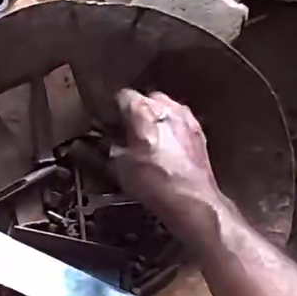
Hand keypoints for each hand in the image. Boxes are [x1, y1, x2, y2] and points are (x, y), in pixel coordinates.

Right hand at [111, 89, 227, 220]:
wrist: (191, 199)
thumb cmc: (153, 181)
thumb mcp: (118, 166)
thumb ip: (106, 148)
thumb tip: (97, 143)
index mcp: (143, 110)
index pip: (122, 96)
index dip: (111, 109)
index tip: (106, 122)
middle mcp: (167, 107)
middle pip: (146, 99)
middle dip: (135, 112)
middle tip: (124, 131)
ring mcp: (186, 118)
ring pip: (165, 109)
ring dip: (154, 119)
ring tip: (146, 139)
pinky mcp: (199, 133)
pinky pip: (179, 123)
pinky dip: (170, 130)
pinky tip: (165, 149)